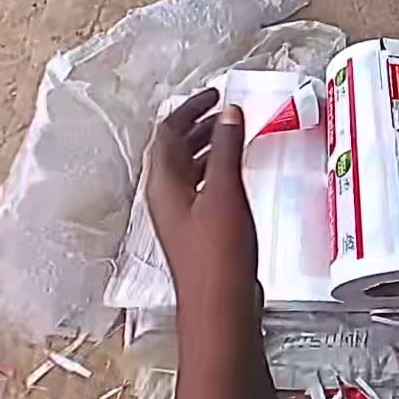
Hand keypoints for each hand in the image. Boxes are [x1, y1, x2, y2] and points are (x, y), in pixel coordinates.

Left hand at [145, 88, 257, 318]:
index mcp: (164, 184)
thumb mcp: (225, 191)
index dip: (189, 108)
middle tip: (224, 110)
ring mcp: (180, 215)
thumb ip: (227, 148)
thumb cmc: (218, 251)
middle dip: (198, 124)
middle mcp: (166, 197)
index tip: (214, 93)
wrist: (220, 305)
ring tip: (231, 133)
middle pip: (174, 149)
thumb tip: (229, 112)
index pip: (168, 132)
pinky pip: (200, 186)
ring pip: (187, 168)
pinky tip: (234, 171)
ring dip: (206, 145)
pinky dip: (215, 168)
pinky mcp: (196, 229)